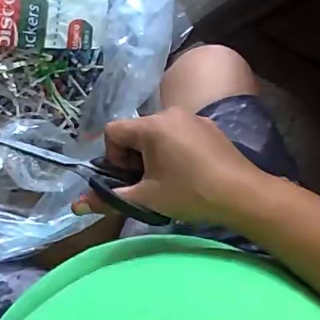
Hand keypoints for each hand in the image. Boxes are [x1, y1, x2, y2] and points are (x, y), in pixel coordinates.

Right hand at [73, 108, 269, 225]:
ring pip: (158, 132)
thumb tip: (76, 207)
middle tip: (148, 182)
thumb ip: (109, 198)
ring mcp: (192, 117)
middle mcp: (169, 113)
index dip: (113, 156)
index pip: (112, 131)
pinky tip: (190, 172)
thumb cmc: (190, 193)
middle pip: (135, 131)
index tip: (130, 177)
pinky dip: (175, 150)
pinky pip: (179, 133)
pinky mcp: (210, 126)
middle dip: (134, 156)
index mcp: (150, 126)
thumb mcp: (146, 198)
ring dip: (154, 153)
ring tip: (169, 179)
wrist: (244, 195)